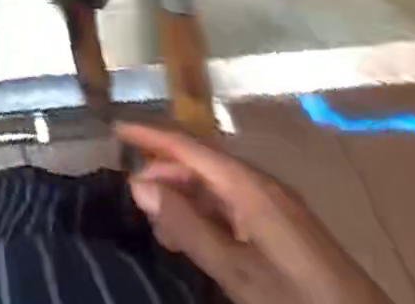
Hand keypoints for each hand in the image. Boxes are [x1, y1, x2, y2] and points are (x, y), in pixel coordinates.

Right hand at [118, 121, 391, 303]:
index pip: (189, 145)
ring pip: (217, 185)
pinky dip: (207, 214)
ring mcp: (276, 207)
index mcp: (250, 186)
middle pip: (202, 162)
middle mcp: (262, 185)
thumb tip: (140, 184)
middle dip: (165, 171)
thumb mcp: (238, 274)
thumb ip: (188, 227)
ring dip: (185, 196)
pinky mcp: (286, 230)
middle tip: (134, 197)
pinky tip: (197, 240)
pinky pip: (234, 205)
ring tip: (161, 227)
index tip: (116, 129)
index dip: (151, 134)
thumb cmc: (298, 302)